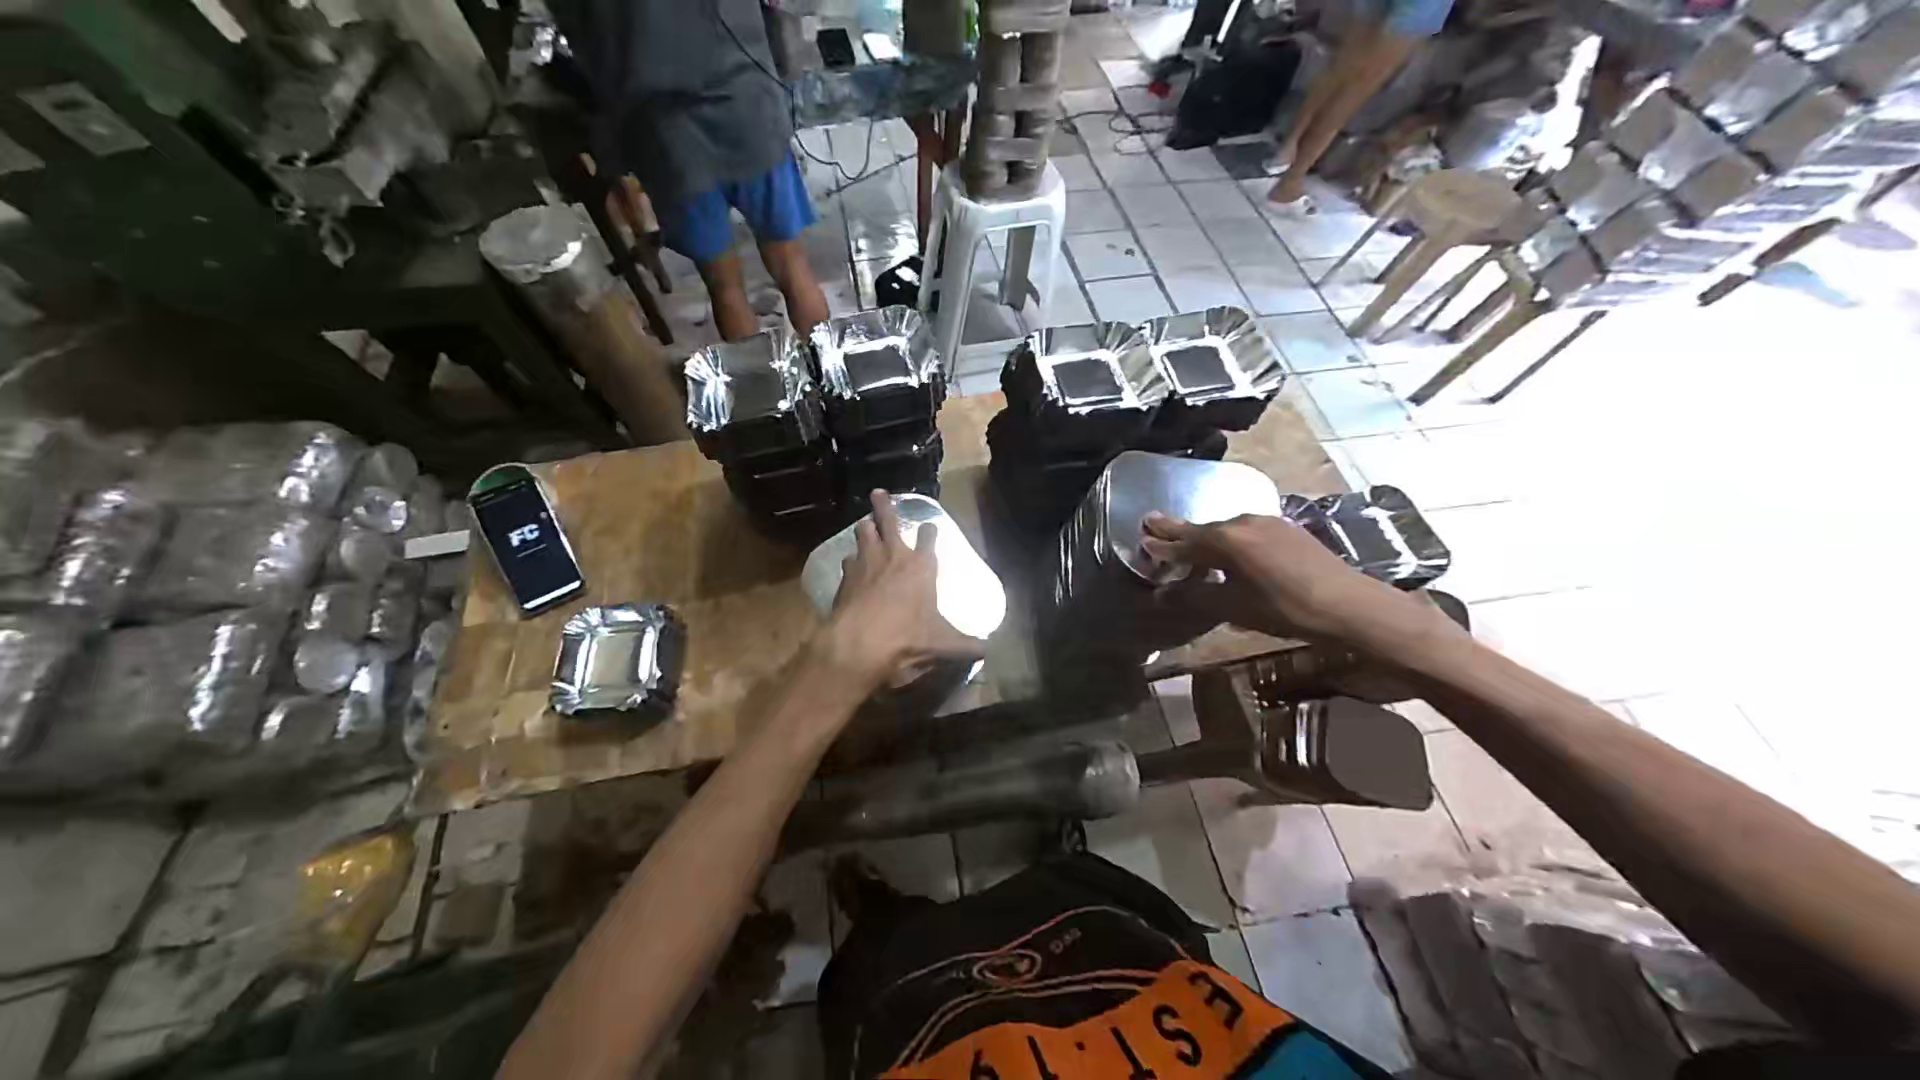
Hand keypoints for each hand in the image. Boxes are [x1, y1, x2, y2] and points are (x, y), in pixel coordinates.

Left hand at [811, 490, 985, 691]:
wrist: (858, 645)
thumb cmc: (907, 639)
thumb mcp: (944, 645)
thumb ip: (968, 646)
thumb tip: (989, 651)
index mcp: (921, 567)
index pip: (928, 539)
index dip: (929, 532)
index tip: (929, 527)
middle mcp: (893, 557)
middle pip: (888, 522)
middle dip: (884, 506)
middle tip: (878, 493)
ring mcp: (865, 565)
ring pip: (863, 535)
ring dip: (865, 528)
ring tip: (864, 522)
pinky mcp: (844, 579)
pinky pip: (847, 562)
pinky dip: (850, 560)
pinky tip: (849, 564)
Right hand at [1141, 511, 1460, 653]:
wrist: (1351, 605)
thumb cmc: (1287, 610)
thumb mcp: (1235, 608)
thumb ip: (1195, 596)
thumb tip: (1161, 593)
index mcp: (1227, 540)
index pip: (1184, 541)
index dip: (1161, 543)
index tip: (1141, 538)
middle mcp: (1243, 522)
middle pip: (1202, 529)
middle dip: (1177, 531)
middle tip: (1152, 523)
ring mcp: (1267, 522)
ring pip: (1224, 529)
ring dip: (1204, 537)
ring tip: (1187, 542)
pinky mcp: (1285, 529)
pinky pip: (1244, 530)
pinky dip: (1227, 539)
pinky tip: (1228, 550)